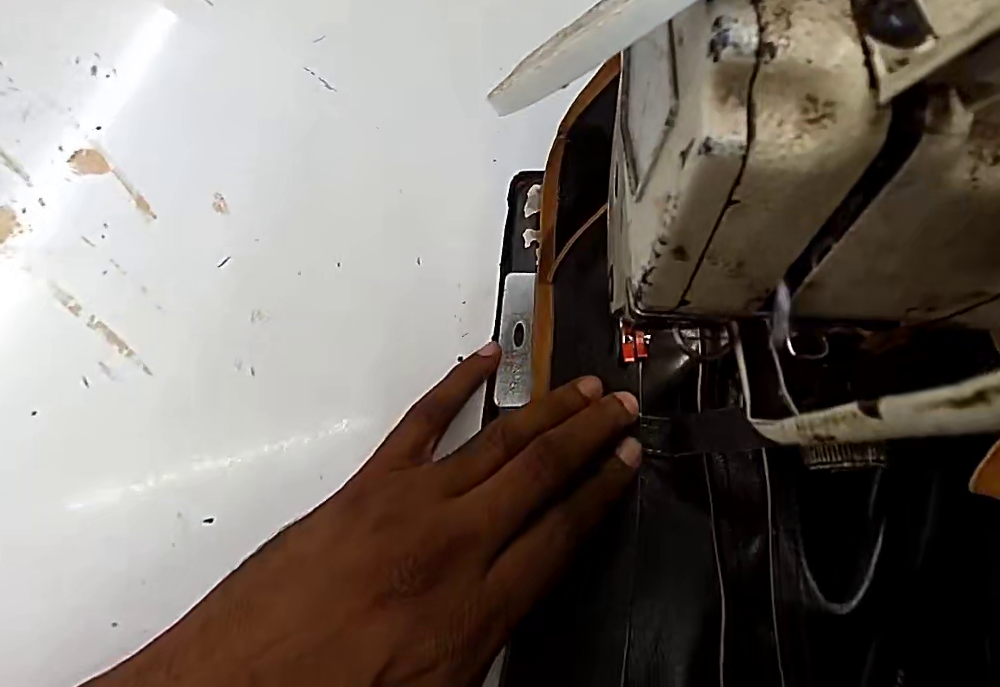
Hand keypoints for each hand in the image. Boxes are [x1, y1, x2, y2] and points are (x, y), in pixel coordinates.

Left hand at [91, 341, 640, 686]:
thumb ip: (490, 641)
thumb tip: (526, 592)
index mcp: (475, 612)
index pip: (563, 533)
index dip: (603, 491)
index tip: (630, 457)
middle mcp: (455, 545)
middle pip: (542, 473)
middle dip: (590, 435)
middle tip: (623, 405)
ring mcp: (411, 503)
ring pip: (498, 441)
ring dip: (546, 410)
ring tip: (583, 387)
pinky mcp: (369, 483)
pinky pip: (423, 420)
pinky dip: (457, 383)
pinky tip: (486, 357)